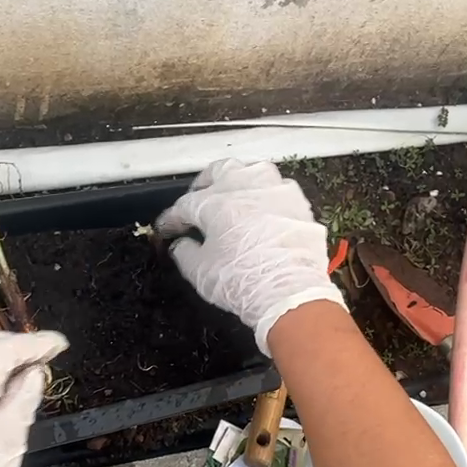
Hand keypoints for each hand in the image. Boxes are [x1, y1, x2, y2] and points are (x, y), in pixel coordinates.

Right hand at [156, 158, 345, 352]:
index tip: (167, 228)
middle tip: (197, 201)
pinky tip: (261, 215)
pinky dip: (265, 200)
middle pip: (219, 172)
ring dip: (238, 184)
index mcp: (215, 200)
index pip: (185, 205)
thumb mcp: (199, 271)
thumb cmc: (244, 280)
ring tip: (231, 200)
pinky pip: (277, 192)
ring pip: (252, 173)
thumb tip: (182, 246)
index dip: (172, 219)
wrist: (289, 294)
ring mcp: (276, 190)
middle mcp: (246, 186)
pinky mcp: (299, 203)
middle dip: (204, 185)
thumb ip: (184, 252)